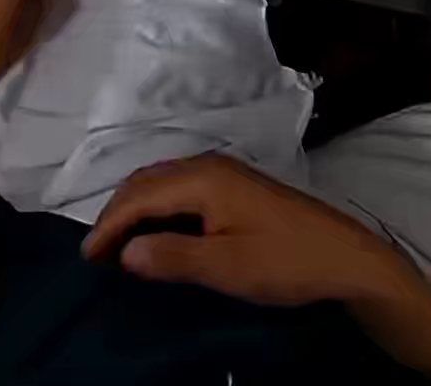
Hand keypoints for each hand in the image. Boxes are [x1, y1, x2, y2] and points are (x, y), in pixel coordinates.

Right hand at [81, 153, 410, 306]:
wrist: (344, 254)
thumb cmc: (284, 260)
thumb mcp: (227, 266)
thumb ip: (174, 256)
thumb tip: (124, 251)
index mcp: (202, 177)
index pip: (141, 196)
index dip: (110, 224)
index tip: (87, 256)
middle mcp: (206, 164)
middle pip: (146, 181)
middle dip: (117, 212)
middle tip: (97, 252)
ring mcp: (220, 170)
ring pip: (161, 180)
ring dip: (135, 207)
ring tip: (118, 243)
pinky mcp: (231, 183)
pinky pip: (177, 186)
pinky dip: (156, 205)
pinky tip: (155, 229)